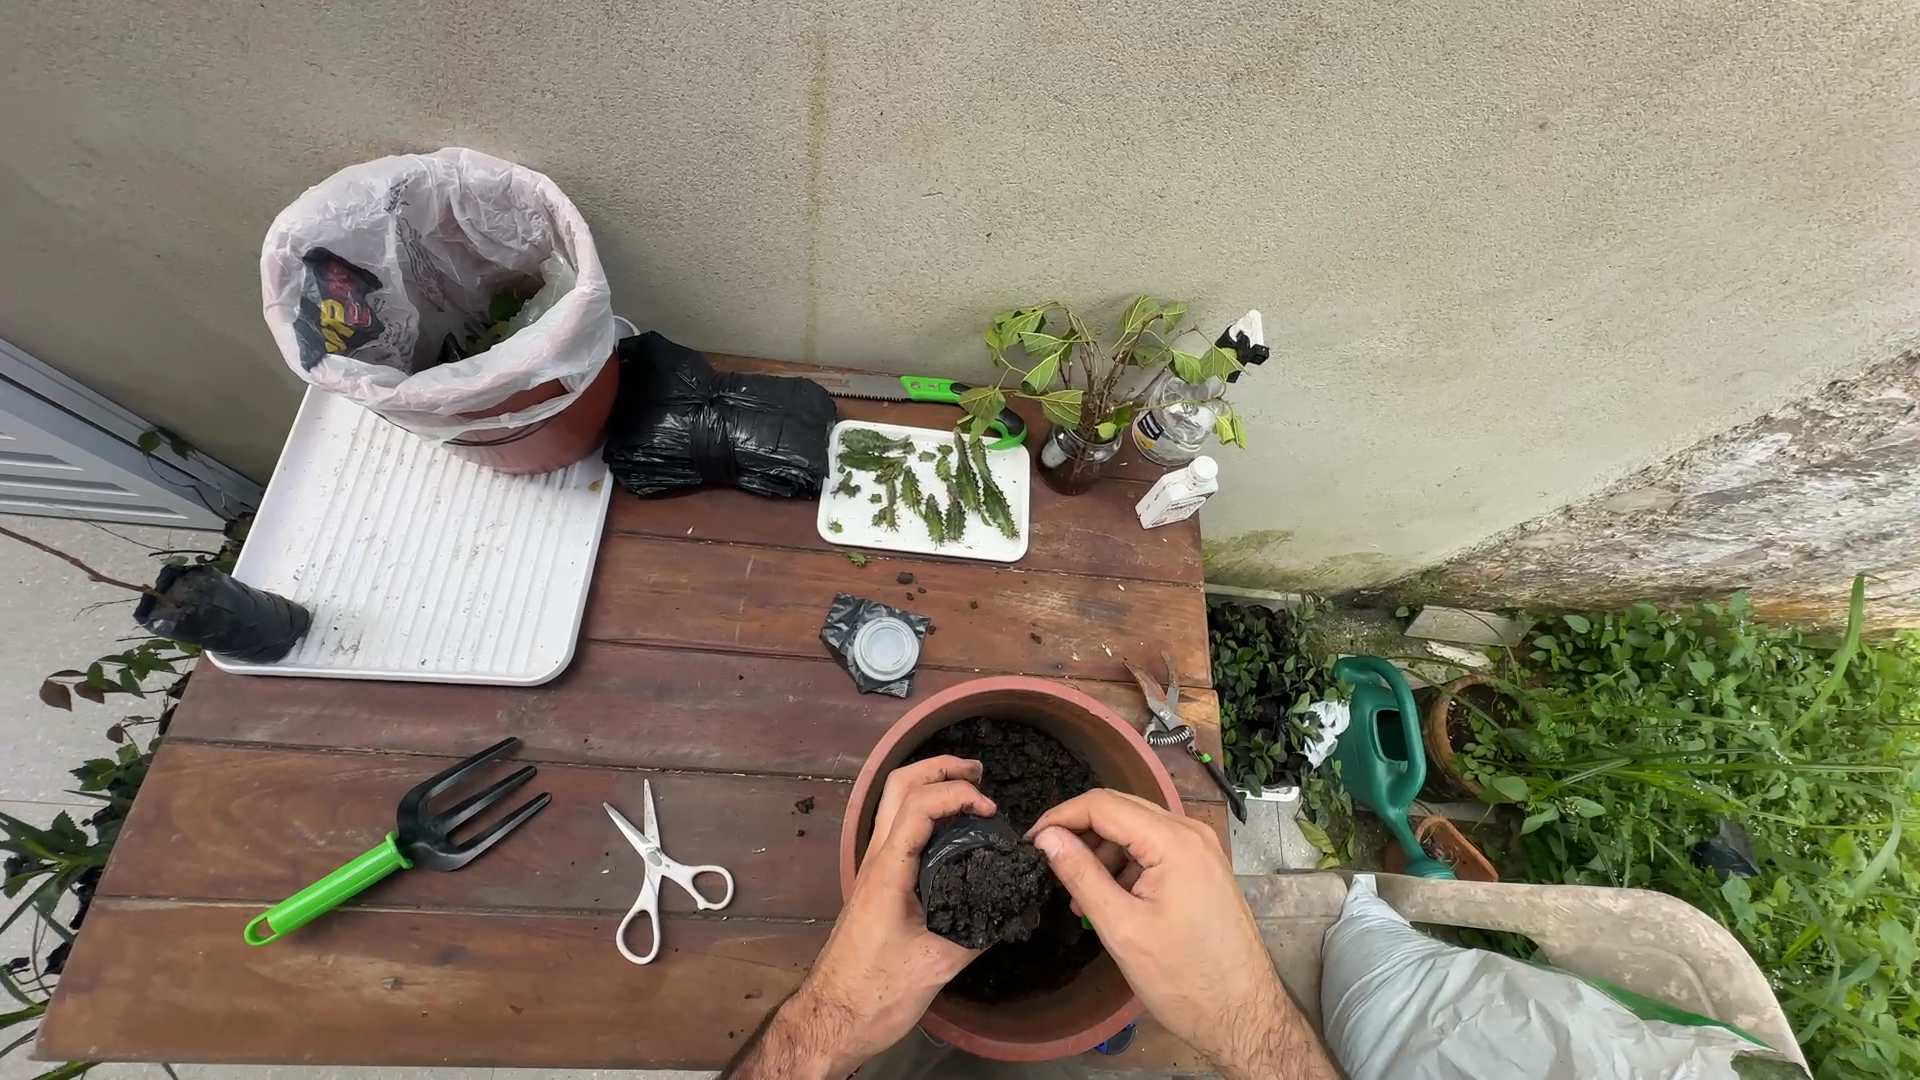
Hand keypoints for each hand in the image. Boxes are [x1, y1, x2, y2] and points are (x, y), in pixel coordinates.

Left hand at [732, 756, 992, 1078]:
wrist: (831, 1018)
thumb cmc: (877, 993)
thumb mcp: (938, 966)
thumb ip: (981, 931)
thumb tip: (1019, 908)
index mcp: (888, 869)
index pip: (919, 805)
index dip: (958, 794)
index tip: (991, 810)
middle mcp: (876, 855)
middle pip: (899, 784)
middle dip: (940, 767)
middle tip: (979, 773)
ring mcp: (872, 863)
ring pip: (893, 799)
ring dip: (930, 781)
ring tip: (968, 786)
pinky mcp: (876, 876)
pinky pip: (897, 822)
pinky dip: (924, 806)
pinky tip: (950, 824)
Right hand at [1029, 790, 1335, 1079]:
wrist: (1247, 1020)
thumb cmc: (1185, 981)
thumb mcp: (1122, 928)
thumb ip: (1081, 874)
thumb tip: (1047, 838)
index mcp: (1174, 840)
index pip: (1103, 804)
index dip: (1061, 817)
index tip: (1031, 841)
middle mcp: (1191, 831)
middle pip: (1119, 809)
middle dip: (1079, 830)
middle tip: (1047, 858)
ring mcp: (1201, 848)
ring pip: (1135, 827)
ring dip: (1101, 849)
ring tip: (1077, 891)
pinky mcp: (1202, 866)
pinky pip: (1153, 847)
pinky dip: (1125, 862)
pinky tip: (1108, 895)